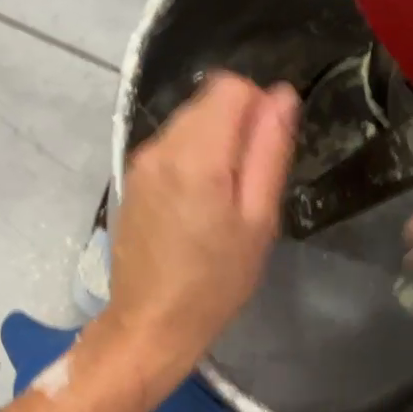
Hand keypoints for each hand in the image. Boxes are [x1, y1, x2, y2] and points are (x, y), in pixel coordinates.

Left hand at [105, 73, 298, 362]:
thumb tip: (281, 96)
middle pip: (208, 101)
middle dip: (235, 129)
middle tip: (245, 189)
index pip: (231, 87)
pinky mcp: (131, 180)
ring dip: (213, 147)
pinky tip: (195, 209)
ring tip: (221, 204)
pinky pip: (170, 149)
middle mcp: (160, 147)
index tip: (264, 156)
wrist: (150, 324)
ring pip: (188, 124)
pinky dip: (190, 163)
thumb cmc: (214, 283)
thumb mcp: (258, 221)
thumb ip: (269, 151)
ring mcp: (140, 163)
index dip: (258, 109)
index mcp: (195, 155)